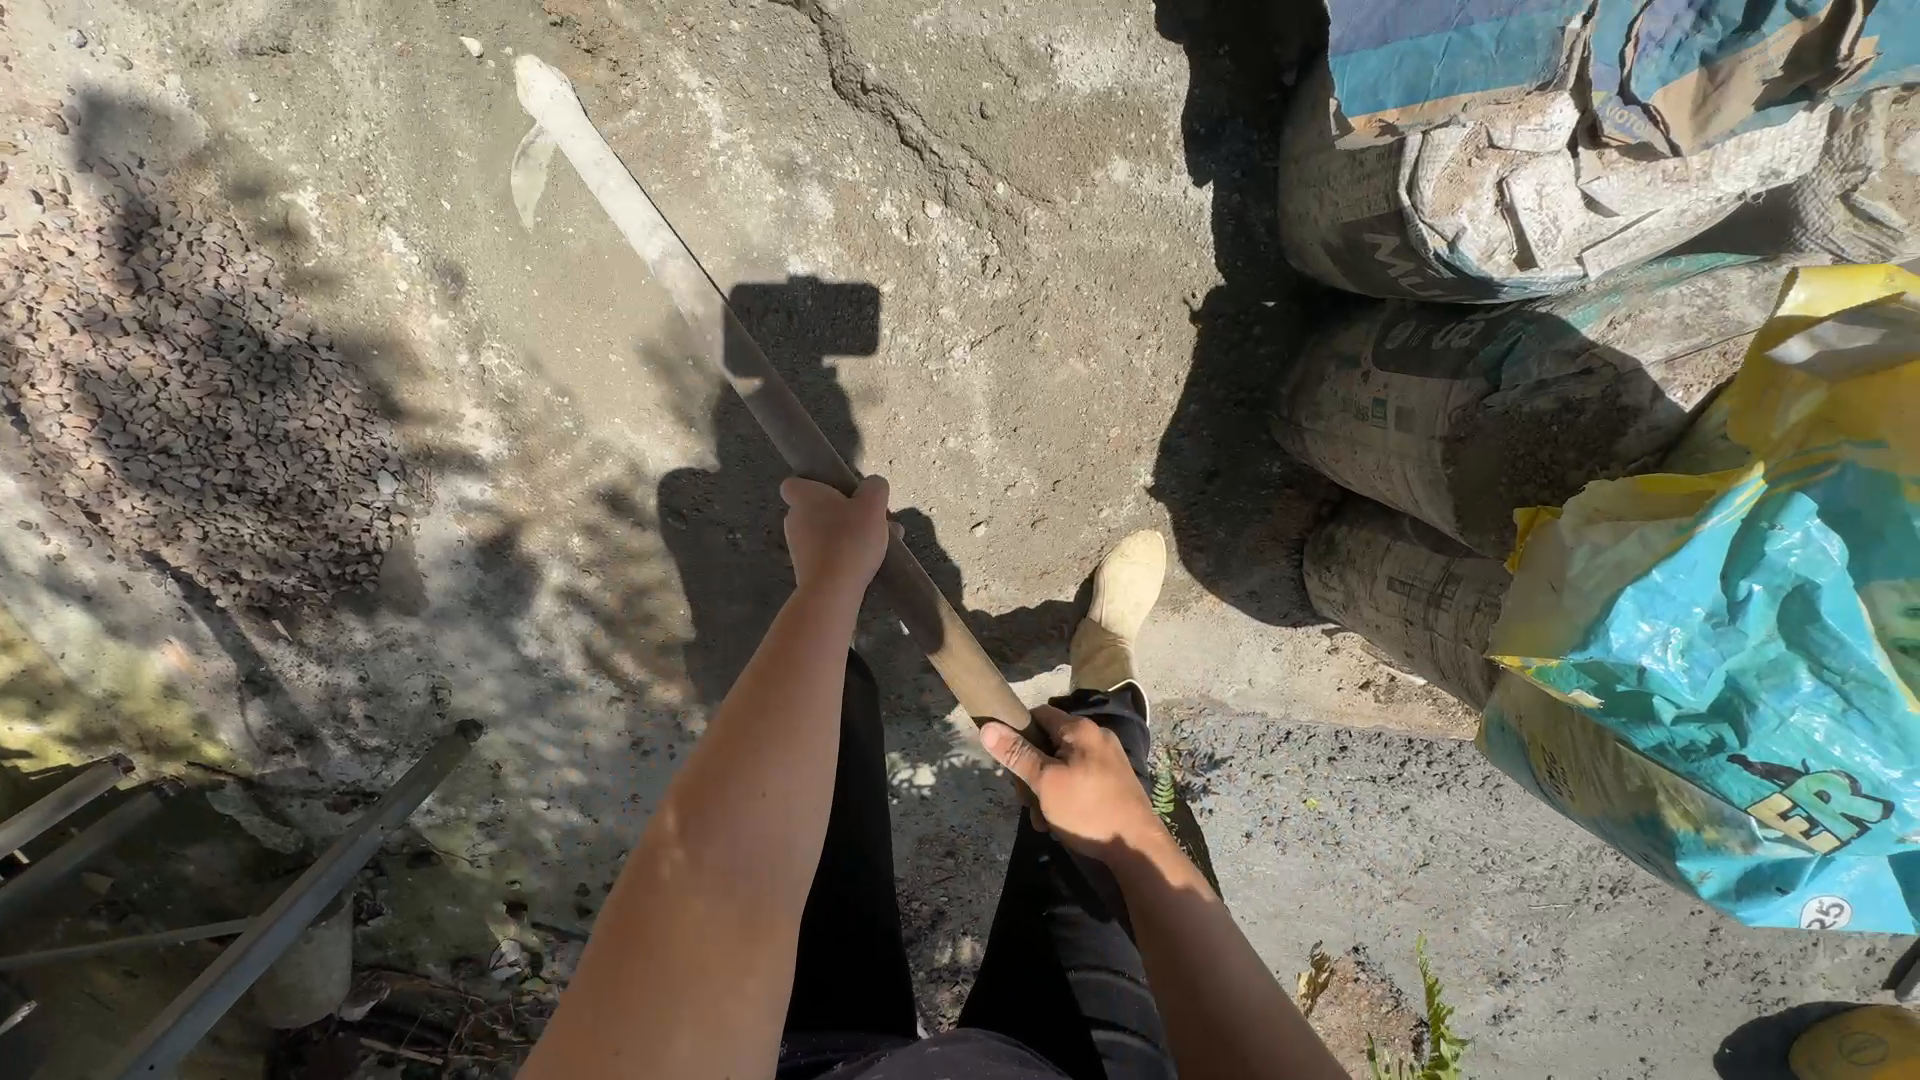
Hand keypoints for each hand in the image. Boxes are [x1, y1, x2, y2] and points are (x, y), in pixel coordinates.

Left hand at [780, 475, 893, 597]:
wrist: (833, 590)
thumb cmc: (850, 539)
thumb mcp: (872, 504)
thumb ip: (875, 487)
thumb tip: (872, 485)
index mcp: (803, 497)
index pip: (794, 484)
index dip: (814, 485)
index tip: (837, 492)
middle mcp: (794, 519)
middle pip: (819, 509)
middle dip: (846, 512)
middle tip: (873, 519)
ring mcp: (798, 547)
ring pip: (828, 532)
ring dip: (852, 534)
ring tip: (884, 542)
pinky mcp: (807, 569)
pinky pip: (829, 553)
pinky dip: (847, 554)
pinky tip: (872, 561)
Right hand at [979, 704, 1167, 861]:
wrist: (1137, 847)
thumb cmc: (1087, 809)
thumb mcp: (1045, 782)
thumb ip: (1017, 754)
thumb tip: (988, 726)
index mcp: (1080, 729)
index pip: (1038, 714)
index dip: (1017, 733)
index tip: (1009, 762)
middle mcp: (1096, 736)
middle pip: (1048, 743)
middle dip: (1031, 772)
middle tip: (1026, 801)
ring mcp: (1108, 759)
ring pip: (1062, 765)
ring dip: (1046, 790)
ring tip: (1043, 820)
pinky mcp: (1114, 781)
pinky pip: (1079, 779)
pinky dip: (1065, 796)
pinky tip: (1060, 823)